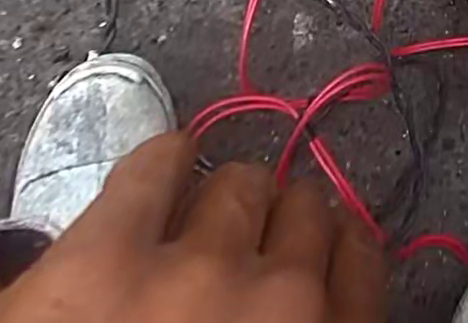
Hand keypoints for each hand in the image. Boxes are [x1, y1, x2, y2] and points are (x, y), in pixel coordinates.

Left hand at [0, 132, 385, 322]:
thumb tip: (311, 292)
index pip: (361, 258)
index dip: (333, 251)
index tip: (309, 260)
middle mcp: (283, 309)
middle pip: (306, 209)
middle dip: (274, 232)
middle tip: (231, 266)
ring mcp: (196, 275)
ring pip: (243, 181)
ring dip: (222, 206)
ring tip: (186, 235)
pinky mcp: (106, 255)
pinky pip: (163, 159)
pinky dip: (166, 164)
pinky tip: (157, 184)